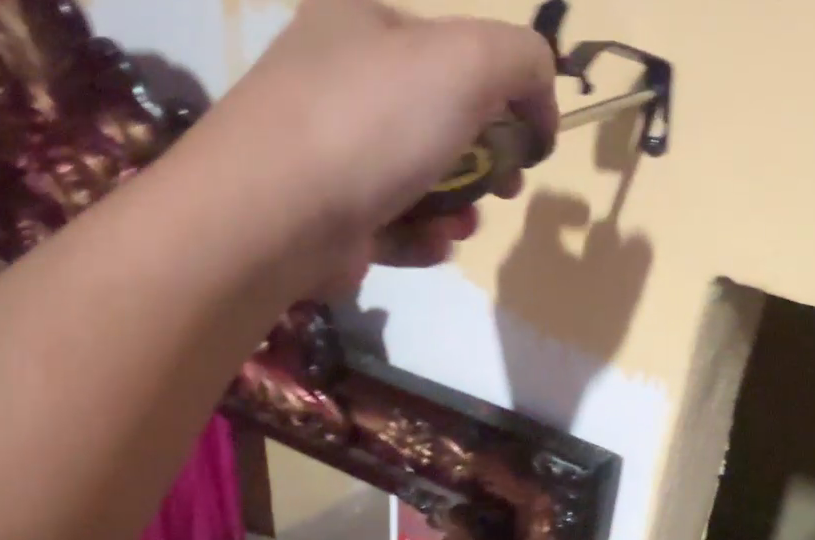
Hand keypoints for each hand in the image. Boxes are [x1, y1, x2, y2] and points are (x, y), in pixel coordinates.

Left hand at [178, 0, 557, 297]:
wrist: (274, 216)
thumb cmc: (371, 124)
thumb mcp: (468, 61)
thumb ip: (521, 60)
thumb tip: (540, 92)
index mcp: (364, 21)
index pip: (456, 48)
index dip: (506, 92)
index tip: (531, 140)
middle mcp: (340, 77)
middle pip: (440, 117)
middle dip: (486, 158)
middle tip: (508, 186)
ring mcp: (328, 148)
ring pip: (420, 176)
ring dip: (458, 204)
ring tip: (464, 224)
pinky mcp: (328, 213)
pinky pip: (394, 220)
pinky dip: (422, 235)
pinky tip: (434, 243)